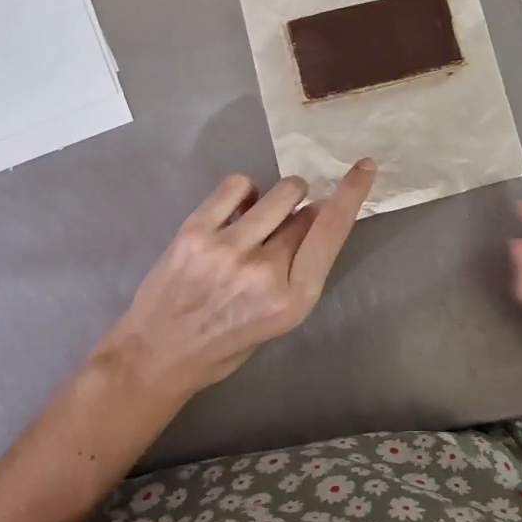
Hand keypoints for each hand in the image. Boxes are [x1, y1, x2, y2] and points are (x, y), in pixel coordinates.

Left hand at [93, 160, 376, 400]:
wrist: (156, 355)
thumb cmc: (224, 344)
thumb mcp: (278, 318)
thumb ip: (299, 269)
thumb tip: (312, 215)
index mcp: (292, 300)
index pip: (331, 232)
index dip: (351, 194)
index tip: (365, 166)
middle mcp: (265, 272)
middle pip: (306, 213)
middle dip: (302, 216)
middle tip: (278, 236)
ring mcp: (228, 249)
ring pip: (279, 192)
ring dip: (281, 197)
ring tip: (260, 218)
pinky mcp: (196, 231)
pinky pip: (238, 185)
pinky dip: (245, 191)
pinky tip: (236, 212)